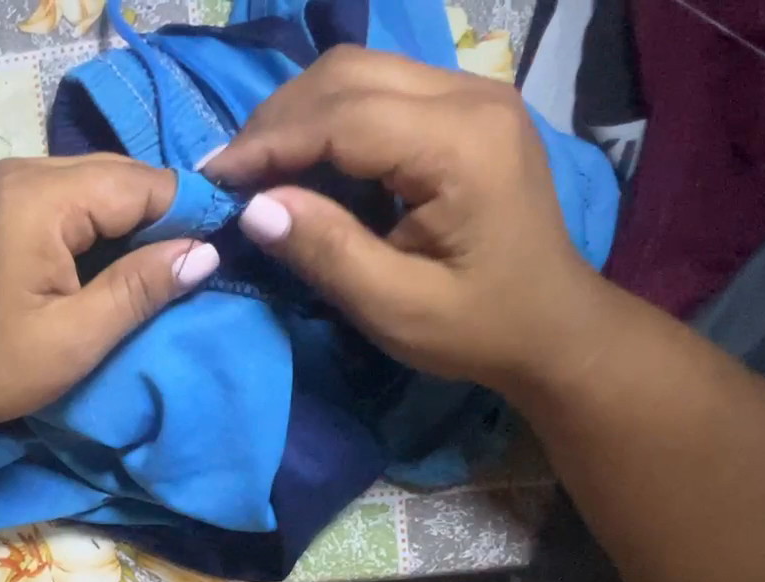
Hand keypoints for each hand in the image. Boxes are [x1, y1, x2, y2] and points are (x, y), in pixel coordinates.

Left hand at [0, 155, 219, 447]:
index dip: (187, 214)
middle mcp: (23, 172)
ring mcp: (8, 185)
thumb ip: (141, 289)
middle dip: (160, 217)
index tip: (221, 252)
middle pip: (119, 176)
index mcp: (40, 198)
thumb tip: (207, 251)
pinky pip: (71, 200)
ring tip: (158, 270)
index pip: (140, 184)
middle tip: (193, 265)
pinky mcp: (2, 205)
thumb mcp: (76, 339)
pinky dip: (100, 227)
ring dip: (132, 223)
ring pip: (98, 186)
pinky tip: (114, 263)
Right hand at [203, 47, 609, 389]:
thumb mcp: (394, 307)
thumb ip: (326, 253)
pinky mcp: (463, 108)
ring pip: (358, 71)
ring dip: (297, 114)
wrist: (551, 325)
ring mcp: (471, 95)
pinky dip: (326, 119)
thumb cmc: (477, 327)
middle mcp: (471, 97)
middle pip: (348, 73)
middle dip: (276, 119)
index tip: (213, 179)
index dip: (269, 143)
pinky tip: (301, 159)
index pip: (343, 116)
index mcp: (461, 146)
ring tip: (255, 168)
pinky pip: (377, 90)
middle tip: (229, 175)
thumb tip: (253, 209)